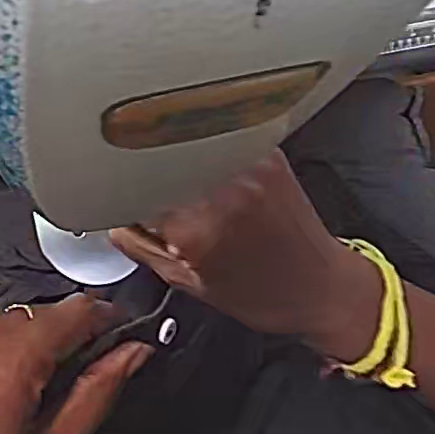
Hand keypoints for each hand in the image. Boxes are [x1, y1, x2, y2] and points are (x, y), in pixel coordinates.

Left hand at [0, 294, 152, 433]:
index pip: (76, 310)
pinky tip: (6, 392)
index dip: (109, 318)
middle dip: (73, 336)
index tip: (127, 334)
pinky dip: (4, 349)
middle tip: (91, 374)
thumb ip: (98, 391)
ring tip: (43, 394)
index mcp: (8, 357)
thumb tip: (133, 352)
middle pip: (44, 313)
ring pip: (14, 321)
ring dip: (38, 343)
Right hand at [110, 149, 382, 360]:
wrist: (324, 286)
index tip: (110, 189)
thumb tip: (110, 215)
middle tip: (133, 178)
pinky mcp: (266, 153)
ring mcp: (247, 165)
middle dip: (139, 167)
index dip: (116, 187)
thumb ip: (139, 245)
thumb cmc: (261, 294)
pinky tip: (198, 162)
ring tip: (168, 171)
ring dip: (168, 154)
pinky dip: (199, 148)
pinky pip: (215, 139)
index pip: (131, 187)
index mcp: (196, 227)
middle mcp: (222, 189)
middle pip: (155, 158)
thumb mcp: (187, 283)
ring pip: (184, 144)